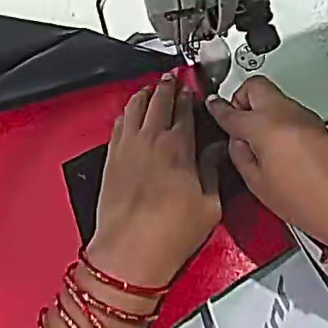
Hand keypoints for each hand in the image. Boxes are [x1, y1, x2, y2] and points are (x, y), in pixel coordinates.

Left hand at [86, 72, 222, 289]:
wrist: (130, 249)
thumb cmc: (168, 232)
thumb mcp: (210, 205)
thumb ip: (212, 171)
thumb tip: (216, 153)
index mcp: (178, 146)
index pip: (185, 109)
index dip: (189, 96)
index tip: (192, 91)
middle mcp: (150, 139)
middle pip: (159, 99)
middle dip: (167, 86)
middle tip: (172, 79)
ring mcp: (128, 146)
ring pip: (135, 106)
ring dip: (146, 94)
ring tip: (152, 89)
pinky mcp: (112, 157)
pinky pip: (119, 123)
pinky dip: (127, 112)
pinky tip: (130, 113)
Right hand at [206, 75, 327, 245]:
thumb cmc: (306, 200)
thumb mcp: (256, 182)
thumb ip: (239, 153)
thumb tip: (235, 140)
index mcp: (264, 126)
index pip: (231, 110)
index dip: (217, 109)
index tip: (212, 107)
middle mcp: (284, 113)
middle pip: (254, 85)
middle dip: (240, 98)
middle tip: (236, 119)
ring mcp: (302, 115)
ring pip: (272, 95)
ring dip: (260, 109)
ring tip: (257, 137)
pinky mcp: (315, 122)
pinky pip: (287, 109)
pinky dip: (276, 118)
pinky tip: (275, 143)